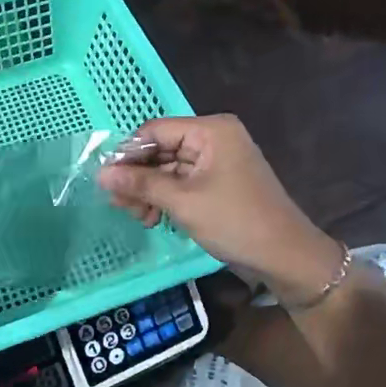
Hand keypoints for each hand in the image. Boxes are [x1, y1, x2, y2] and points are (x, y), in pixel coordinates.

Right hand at [97, 114, 342, 303]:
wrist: (284, 256)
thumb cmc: (235, 222)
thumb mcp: (183, 202)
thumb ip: (141, 184)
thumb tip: (101, 174)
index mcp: (211, 130)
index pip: (155, 130)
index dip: (128, 154)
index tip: (106, 181)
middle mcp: (213, 138)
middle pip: (160, 149)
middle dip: (138, 177)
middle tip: (119, 205)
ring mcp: (216, 162)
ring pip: (168, 169)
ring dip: (149, 192)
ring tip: (139, 218)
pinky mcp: (217, 183)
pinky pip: (181, 183)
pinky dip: (165, 199)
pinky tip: (153, 219)